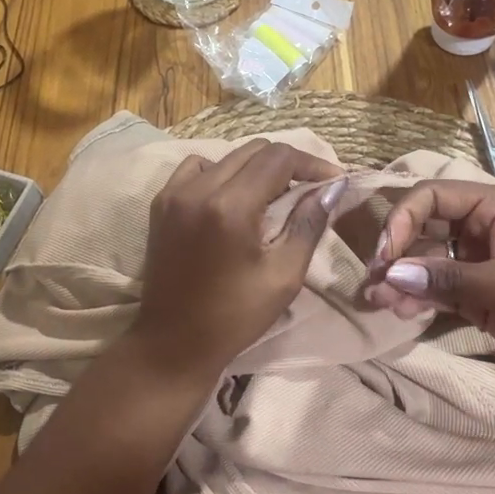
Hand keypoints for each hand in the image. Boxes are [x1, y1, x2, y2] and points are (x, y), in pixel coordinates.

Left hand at [129, 139, 344, 379]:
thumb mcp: (284, 275)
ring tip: (273, 194)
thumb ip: (308, 224)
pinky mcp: (161, 203)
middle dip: (288, 164)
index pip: (278, 158)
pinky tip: (233, 197)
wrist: (173, 342)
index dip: (311, 163)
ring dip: (255, 167)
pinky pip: (196, 168)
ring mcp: (174, 193)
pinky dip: (221, 172)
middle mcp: (198, 189)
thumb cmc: (234, 316)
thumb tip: (332, 188)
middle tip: (310, 189)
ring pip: (226, 156)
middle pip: (253, 150)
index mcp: (230, 207)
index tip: (333, 180)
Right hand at [365, 180, 494, 383]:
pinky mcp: (480, 294)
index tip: (385, 254)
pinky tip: (401, 312)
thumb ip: (450, 279)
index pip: (433, 197)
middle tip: (374, 283)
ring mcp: (480, 263)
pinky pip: (437, 288)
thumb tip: (392, 273)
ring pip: (425, 262)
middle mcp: (482, 228)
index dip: (402, 219)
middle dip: (396, 254)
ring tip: (379, 303)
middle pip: (423, 228)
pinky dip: (417, 297)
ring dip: (402, 279)